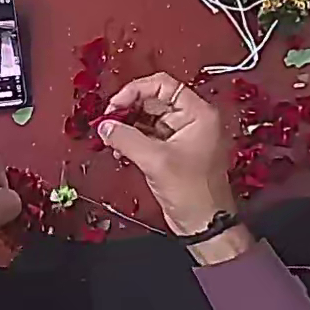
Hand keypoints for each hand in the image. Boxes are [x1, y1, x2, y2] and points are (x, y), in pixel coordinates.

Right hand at [98, 73, 236, 235]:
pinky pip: (148, 134)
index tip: (115, 105)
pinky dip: (132, 139)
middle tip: (107, 122)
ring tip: (110, 137)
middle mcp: (192, 119)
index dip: (136, 91)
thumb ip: (127, 138)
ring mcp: (182, 134)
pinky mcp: (173, 150)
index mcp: (198, 113)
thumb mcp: (156, 161)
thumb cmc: (192, 192)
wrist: (204, 224)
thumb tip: (105, 125)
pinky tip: (119, 149)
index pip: (163, 85)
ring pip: (148, 117)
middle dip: (128, 109)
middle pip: (154, 100)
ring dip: (127, 125)